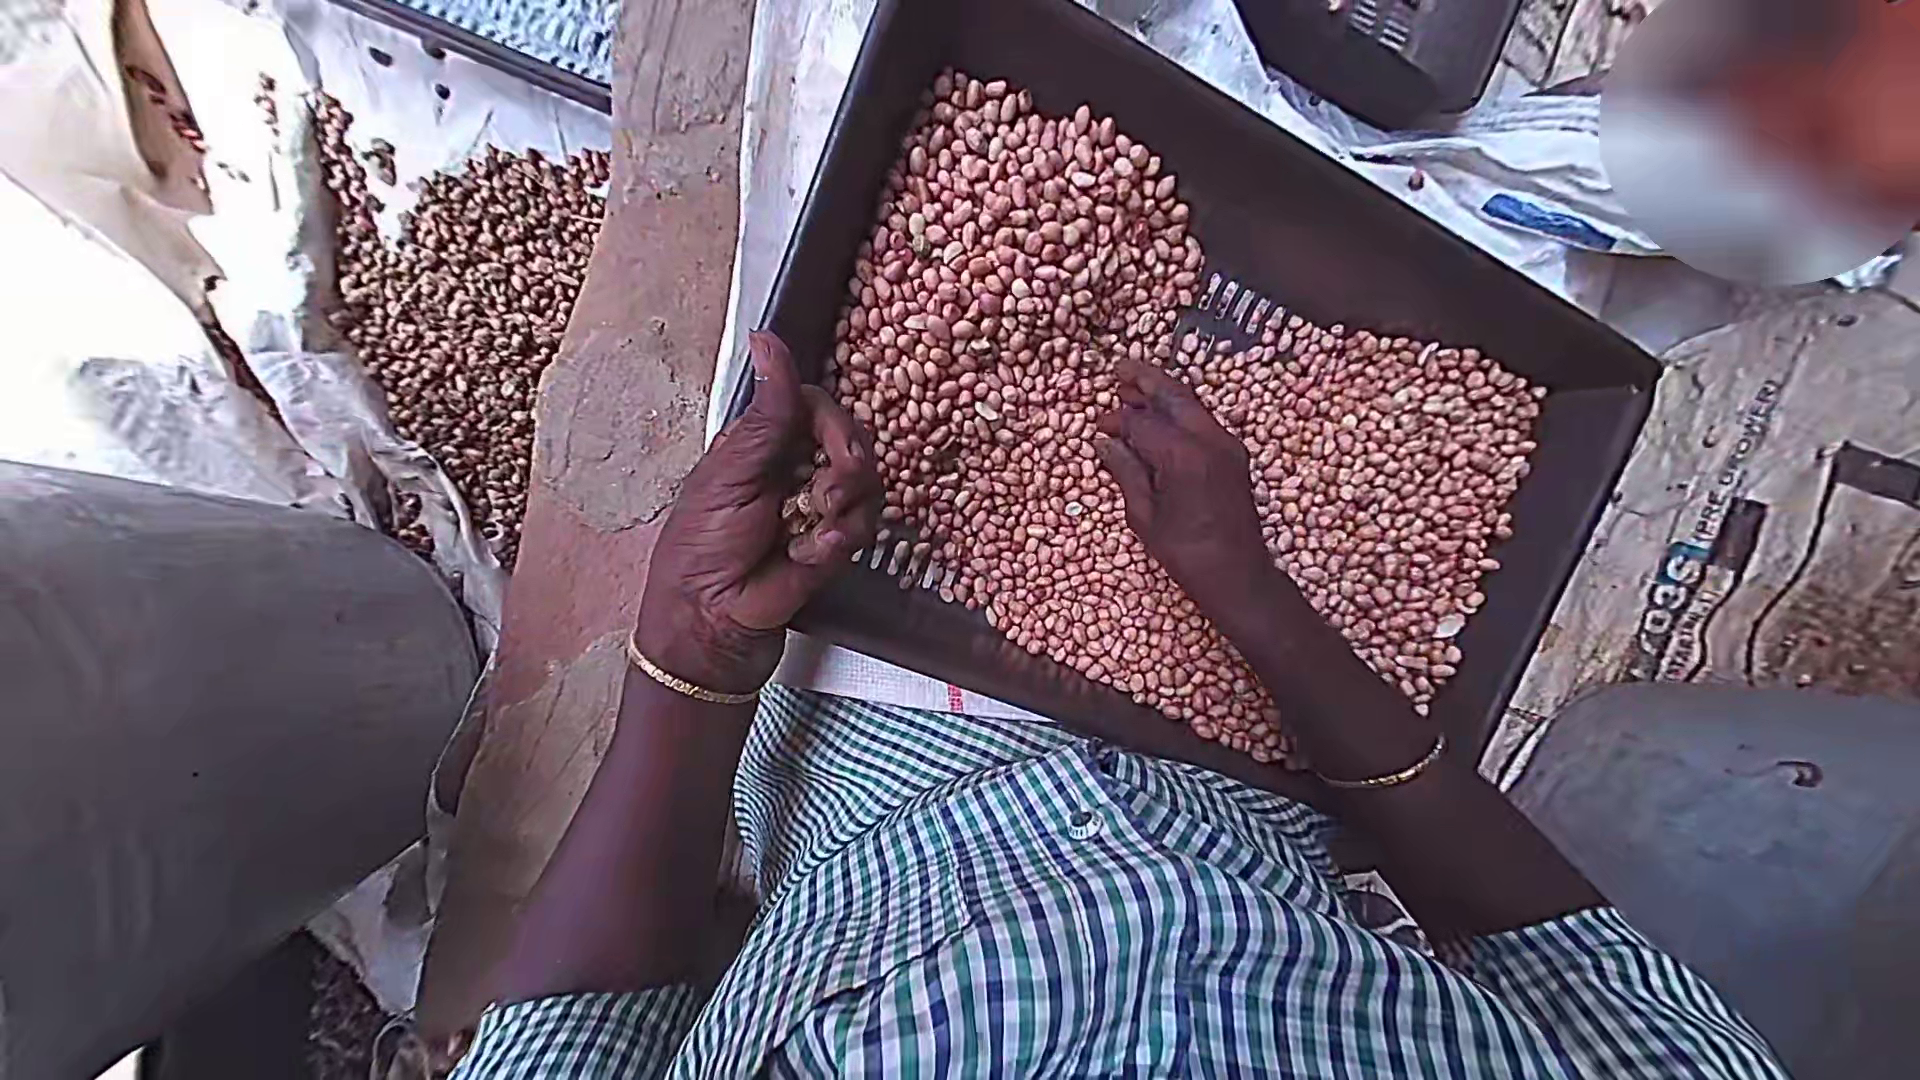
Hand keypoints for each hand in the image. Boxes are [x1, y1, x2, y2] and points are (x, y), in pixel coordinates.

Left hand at [637, 331, 880, 693]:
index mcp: (766, 444)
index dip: (833, 422)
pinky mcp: (836, 542)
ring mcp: (820, 506)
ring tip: (811, 534)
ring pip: (867, 484)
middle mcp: (798, 469)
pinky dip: (840, 540)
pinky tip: (810, 555)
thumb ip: (767, 414)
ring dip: (844, 508)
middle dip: (847, 469)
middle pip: (852, 443)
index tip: (832, 445)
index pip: (817, 407)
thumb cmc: (703, 546)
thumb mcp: (731, 474)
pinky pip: (864, 526)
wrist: (711, 623)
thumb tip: (768, 339)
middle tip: (824, 497)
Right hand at [1095, 357, 1279, 625]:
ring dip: (1163, 395)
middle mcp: (1210, 441)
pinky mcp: (1234, 456)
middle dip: (1145, 380)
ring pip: (1191, 405)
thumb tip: (1105, 442)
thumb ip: (1125, 471)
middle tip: (1119, 369)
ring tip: (1135, 389)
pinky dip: (1178, 415)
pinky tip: (1160, 421)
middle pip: (1174, 396)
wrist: (1237, 574)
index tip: (1099, 425)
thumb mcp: (1144, 515)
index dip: (1118, 420)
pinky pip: (1202, 423)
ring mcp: (1227, 446)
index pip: (1143, 422)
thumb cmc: (1185, 552)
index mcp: (1183, 456)